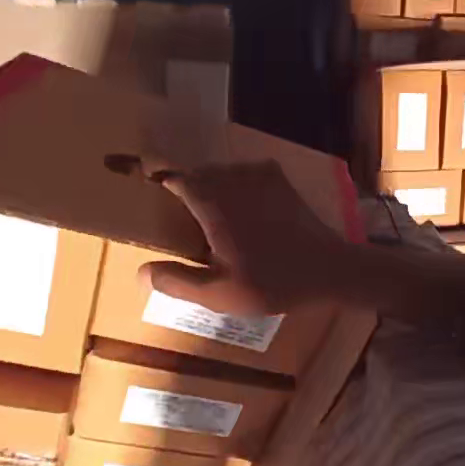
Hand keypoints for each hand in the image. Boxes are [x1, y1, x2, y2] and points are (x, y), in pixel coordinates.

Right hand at [142, 161, 354, 314]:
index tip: (134, 172)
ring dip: (211, 188)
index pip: (173, 175)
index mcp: (213, 204)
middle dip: (184, 189)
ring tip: (213, 218)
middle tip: (180, 215)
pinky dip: (235, 186)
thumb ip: (177, 281)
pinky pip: (244, 174)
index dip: (152, 172)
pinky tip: (242, 211)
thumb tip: (139, 272)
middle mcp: (233, 179)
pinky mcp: (278, 178)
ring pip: (221, 173)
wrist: (329, 269)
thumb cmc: (273, 282)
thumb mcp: (219, 293)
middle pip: (196, 174)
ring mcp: (259, 174)